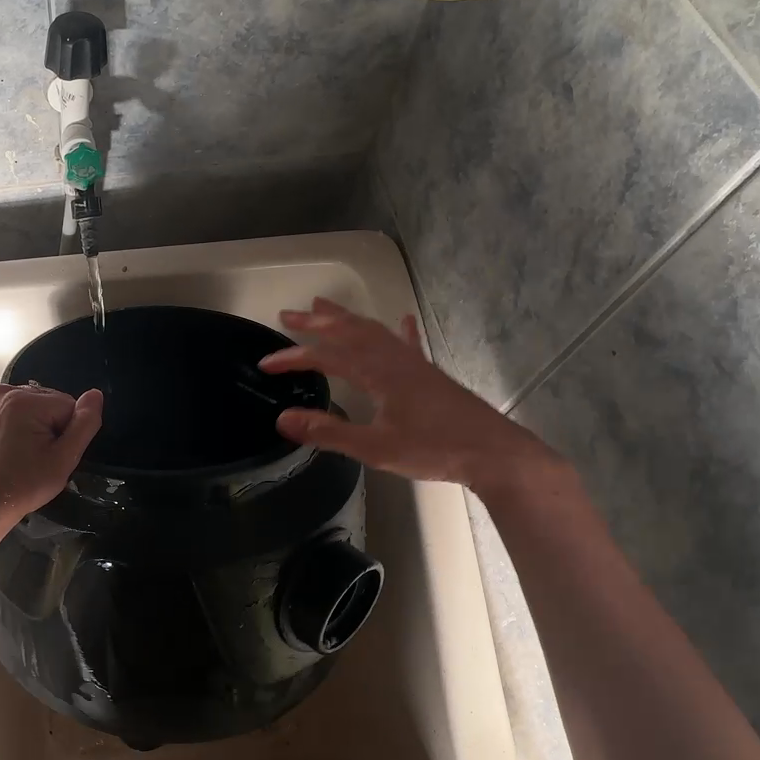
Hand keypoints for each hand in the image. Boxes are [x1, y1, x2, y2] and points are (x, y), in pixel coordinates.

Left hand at [0, 384, 103, 524]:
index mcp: (26, 401)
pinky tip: (13, 442)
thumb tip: (96, 394)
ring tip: (25, 450)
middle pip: (50, 401)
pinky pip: (17, 407)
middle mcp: (5, 391)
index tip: (51, 453)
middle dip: (51, 425)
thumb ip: (84, 424)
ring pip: (35, 403)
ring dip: (36, 422)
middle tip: (39, 454)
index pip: (69, 406)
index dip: (67, 432)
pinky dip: (20, 421)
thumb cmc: (27, 484)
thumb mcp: (64, 459)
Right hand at [259, 298, 561, 494]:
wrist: (494, 453)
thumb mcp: (374, 447)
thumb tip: (283, 419)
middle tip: (288, 314)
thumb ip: (328, 432)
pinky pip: (407, 343)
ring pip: (373, 330)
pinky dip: (399, 329)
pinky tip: (402, 318)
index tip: (265, 365)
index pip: (325, 357)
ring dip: (346, 318)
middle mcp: (393, 359)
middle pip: (349, 331)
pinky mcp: (428, 374)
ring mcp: (413, 364)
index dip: (292, 358)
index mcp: (377, 373)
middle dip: (316, 322)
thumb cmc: (433, 449)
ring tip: (324, 306)